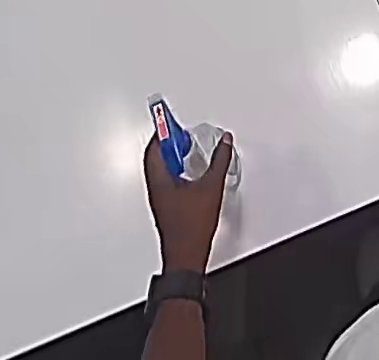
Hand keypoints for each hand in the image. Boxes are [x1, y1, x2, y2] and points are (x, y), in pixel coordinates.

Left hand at [143, 131, 233, 272]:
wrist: (186, 259)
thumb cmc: (192, 227)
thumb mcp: (211, 187)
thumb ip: (220, 160)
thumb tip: (224, 142)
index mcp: (160, 179)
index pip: (155, 147)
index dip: (162, 131)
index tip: (169, 119)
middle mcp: (155, 187)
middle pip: (154, 156)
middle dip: (166, 140)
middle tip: (177, 132)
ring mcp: (159, 198)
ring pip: (158, 168)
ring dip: (169, 154)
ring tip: (183, 147)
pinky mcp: (164, 206)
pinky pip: (163, 178)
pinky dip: (172, 167)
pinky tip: (187, 171)